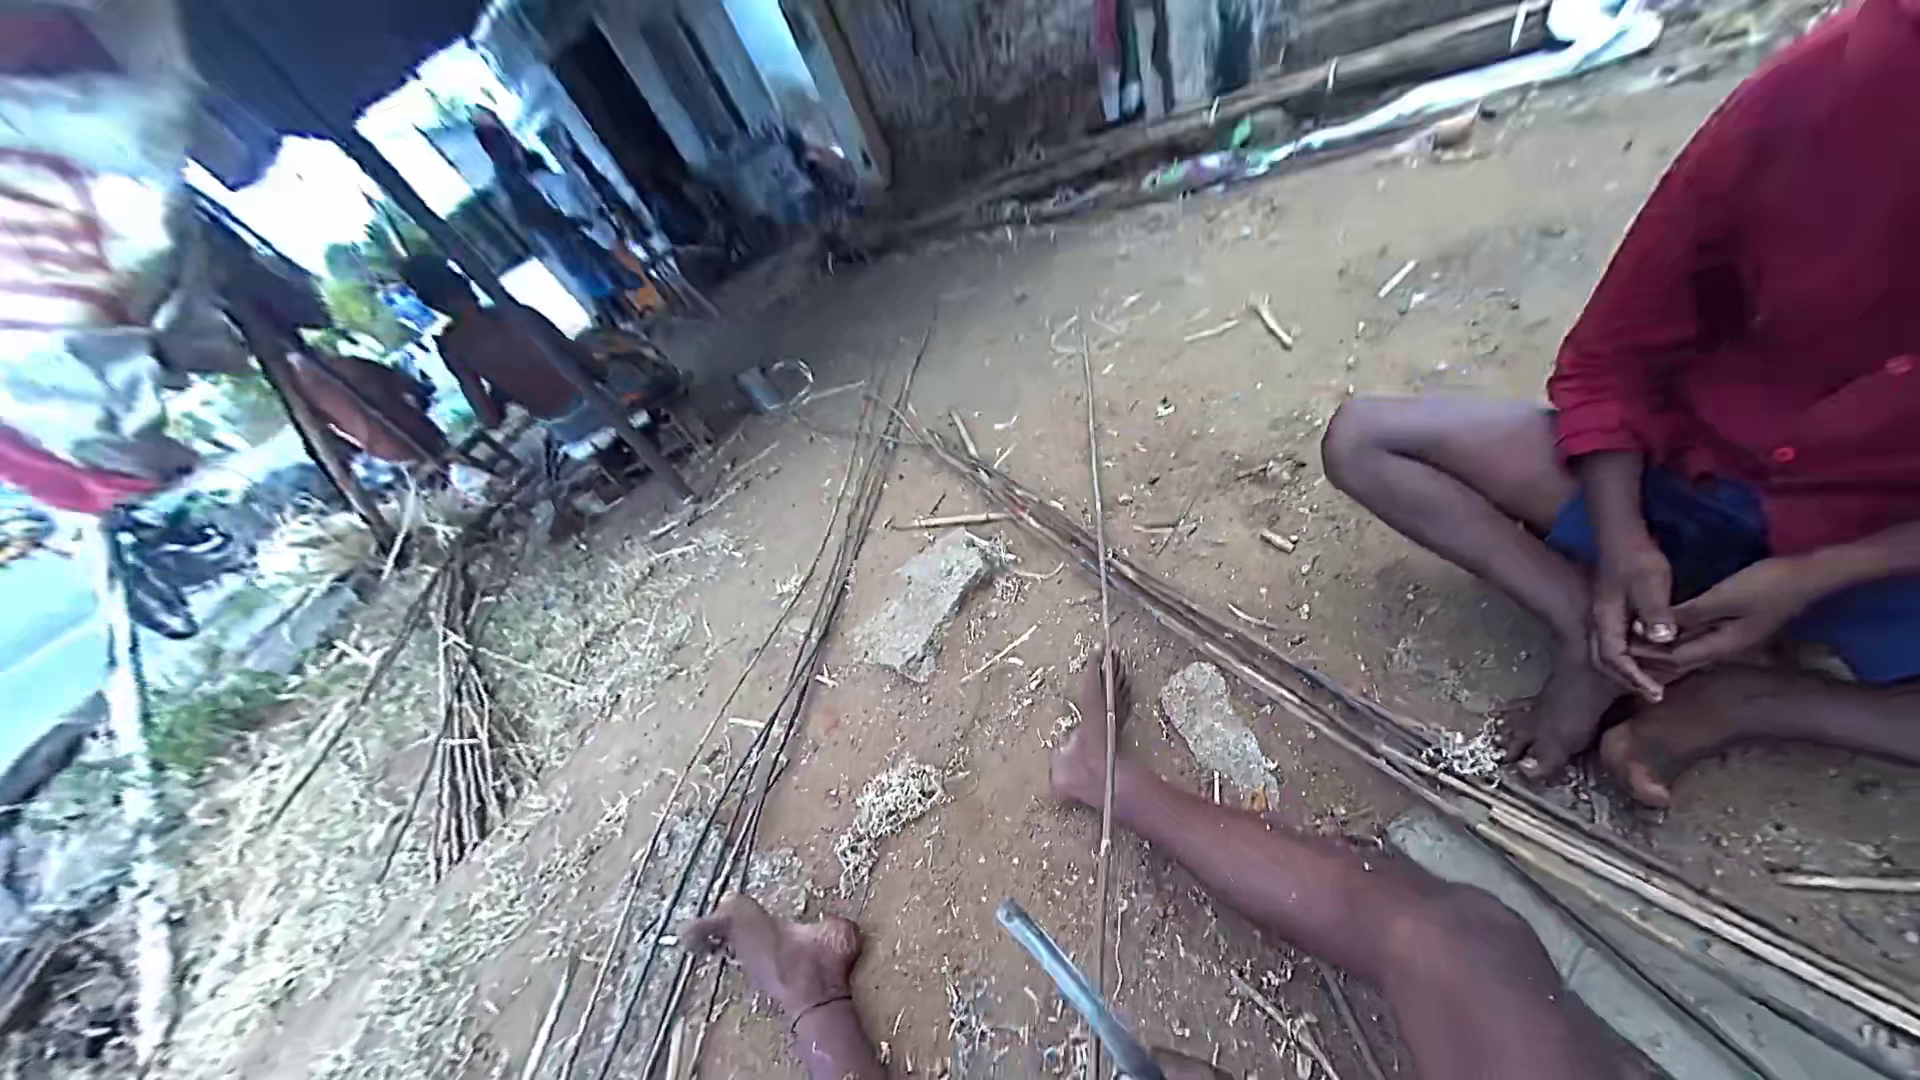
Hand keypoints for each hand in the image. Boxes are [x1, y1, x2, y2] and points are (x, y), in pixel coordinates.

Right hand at [1589, 530, 1676, 700]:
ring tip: (1653, 680)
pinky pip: (1616, 641)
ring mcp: (1603, 615)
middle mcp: (1599, 620)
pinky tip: (1651, 655)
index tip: (1656, 694)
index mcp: (1605, 618)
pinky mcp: (1612, 611)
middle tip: (1653, 694)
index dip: (1634, 677)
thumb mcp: (1649, 584)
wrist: (1620, 538)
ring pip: (1607, 651)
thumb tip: (1659, 640)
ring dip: (1628, 669)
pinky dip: (1631, 656)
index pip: (1613, 656)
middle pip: (1603, 658)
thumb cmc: (1636, 560)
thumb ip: (1654, 611)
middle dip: (1627, 679)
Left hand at [1635, 557, 1820, 672]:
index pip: (1676, 659)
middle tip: (1616, 643)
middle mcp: (1728, 645)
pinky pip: (1695, 634)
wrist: (1811, 572)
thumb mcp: (1719, 600)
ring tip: (1626, 634)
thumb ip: (1685, 616)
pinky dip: (1673, 632)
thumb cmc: (1767, 585)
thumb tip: (1649, 630)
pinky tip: (1654, 623)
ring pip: (1686, 646)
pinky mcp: (1732, 622)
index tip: (1617, 644)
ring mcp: (1732, 634)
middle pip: (1680, 657)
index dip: (1646, 654)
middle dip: (1650, 653)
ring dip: (1659, 643)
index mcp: (1726, 645)